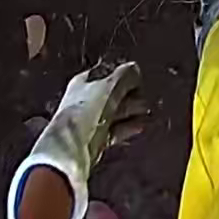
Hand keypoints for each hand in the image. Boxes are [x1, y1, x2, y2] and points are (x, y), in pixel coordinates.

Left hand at [7, 61, 147, 218]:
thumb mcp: (108, 87)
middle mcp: (84, 100)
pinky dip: (127, 127)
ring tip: (148, 110)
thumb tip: (135, 67)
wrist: (70, 150)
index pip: (105, 72)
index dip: (121, 73)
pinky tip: (141, 125)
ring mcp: (89, 122)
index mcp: (82, 82)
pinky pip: (114, 131)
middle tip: (146, 94)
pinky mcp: (94, 142)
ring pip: (114, 112)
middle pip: (111, 94)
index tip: (137, 75)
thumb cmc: (85, 111)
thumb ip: (124, 76)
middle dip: (129, 94)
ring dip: (131, 111)